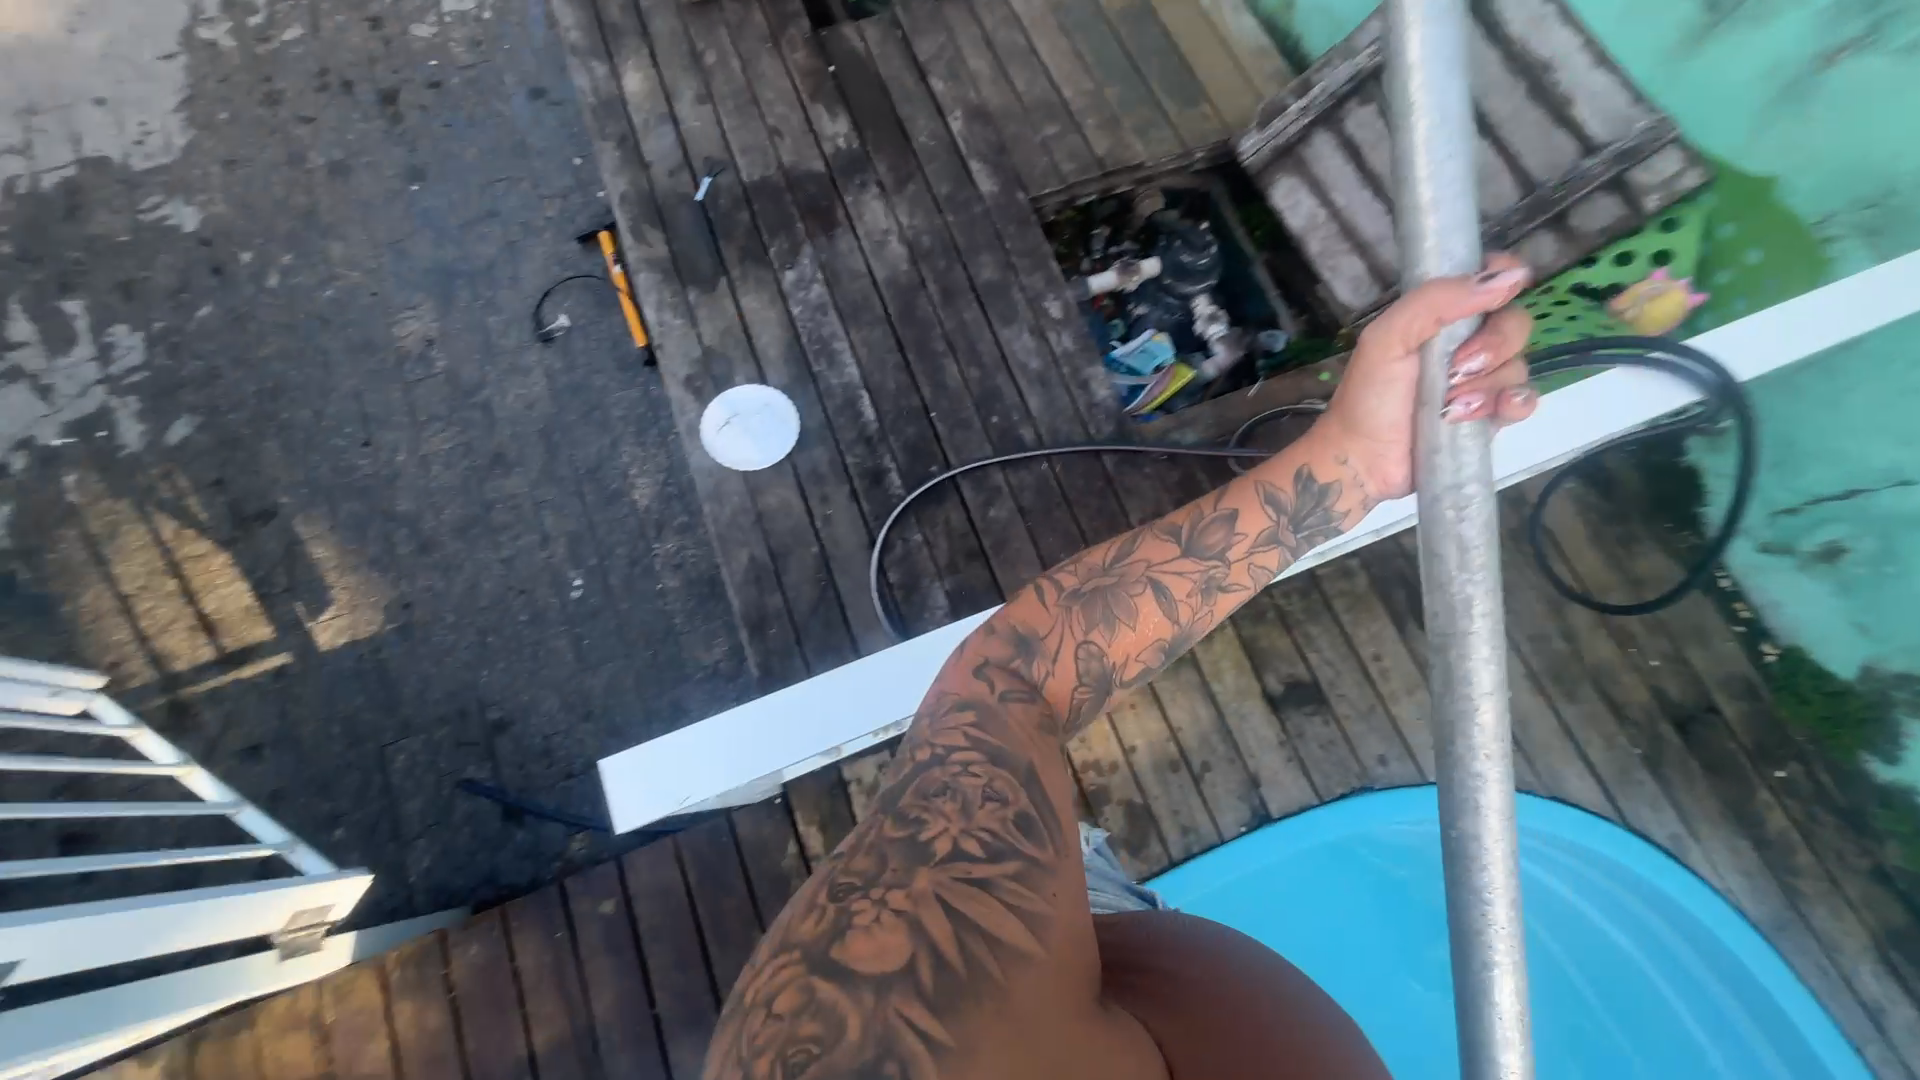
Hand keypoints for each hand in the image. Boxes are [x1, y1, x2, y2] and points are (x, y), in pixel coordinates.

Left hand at [1314, 254, 1538, 500]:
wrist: (1363, 460)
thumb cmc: (1368, 397)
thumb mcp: (1387, 339)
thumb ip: (1436, 300)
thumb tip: (1508, 275)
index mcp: (1437, 319)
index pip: (1488, 281)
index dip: (1504, 278)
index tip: (1503, 291)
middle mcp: (1463, 344)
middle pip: (1514, 323)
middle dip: (1493, 345)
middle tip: (1456, 371)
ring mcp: (1478, 381)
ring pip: (1518, 364)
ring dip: (1488, 385)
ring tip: (1450, 407)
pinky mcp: (1488, 415)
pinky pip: (1524, 399)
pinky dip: (1514, 404)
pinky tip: (1494, 413)